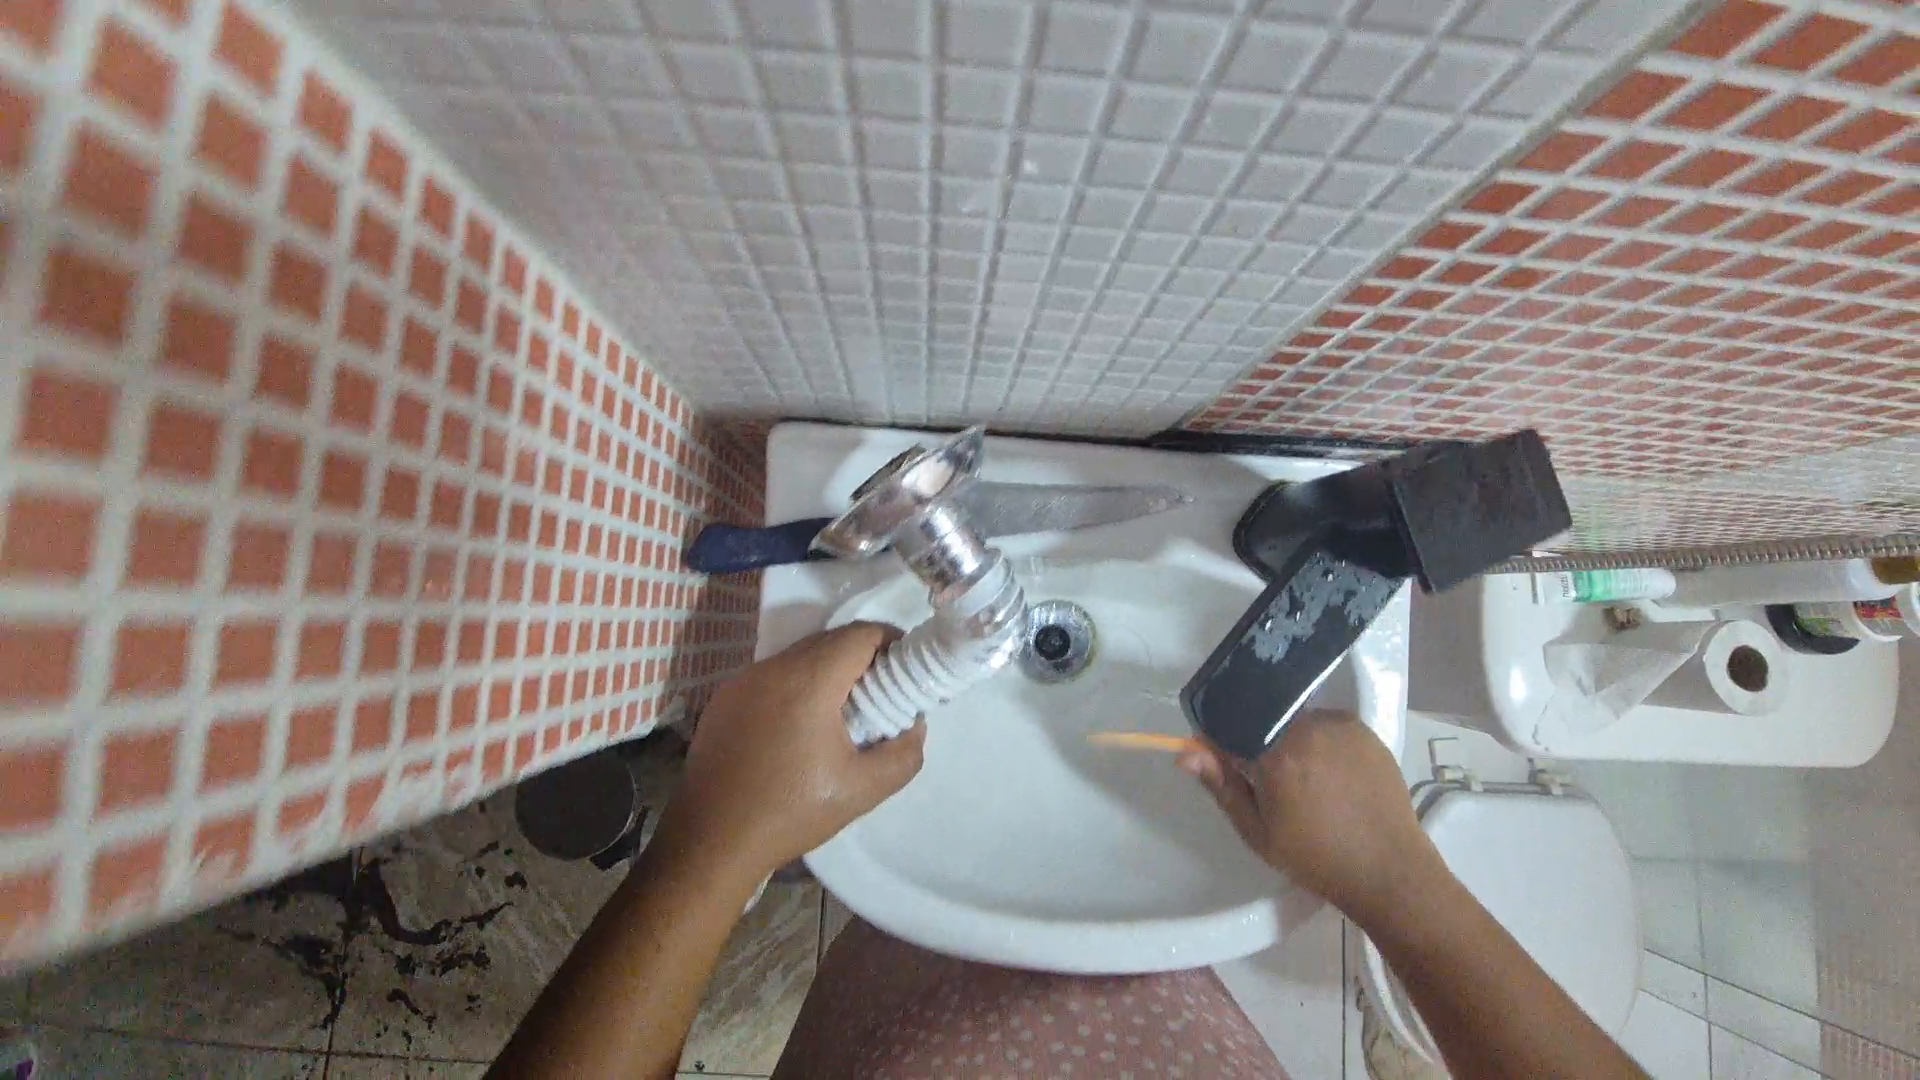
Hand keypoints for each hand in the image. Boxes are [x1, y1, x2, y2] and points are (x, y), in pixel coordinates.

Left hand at [654, 622, 925, 880]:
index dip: (890, 641)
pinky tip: (800, 727)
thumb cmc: (789, 813)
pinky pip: (773, 676)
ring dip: (828, 671)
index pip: (860, 635)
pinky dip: (797, 686)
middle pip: (830, 641)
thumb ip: (903, 753)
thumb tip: (913, 725)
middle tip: (882, 693)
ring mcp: (742, 681)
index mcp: (808, 682)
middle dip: (863, 657)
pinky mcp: (724, 699)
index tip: (906, 668)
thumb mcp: (862, 790)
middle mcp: (772, 669)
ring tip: (843, 713)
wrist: (709, 843)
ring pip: (799, 657)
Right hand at [1177, 710, 1439, 924]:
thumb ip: (1221, 785)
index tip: (1224, 761)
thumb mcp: (1257, 831)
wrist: (1390, 872)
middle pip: (1263, 719)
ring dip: (1288, 738)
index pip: (1230, 725)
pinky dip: (1317, 739)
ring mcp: (1338, 726)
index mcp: (1276, 754)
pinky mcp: (1362, 730)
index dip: (1222, 741)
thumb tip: (1185, 752)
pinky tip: (1328, 772)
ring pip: (1294, 719)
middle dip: (1258, 741)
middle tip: (1271, 780)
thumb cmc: (1316, 858)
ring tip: (1303, 778)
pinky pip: (1324, 723)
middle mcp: (1306, 728)